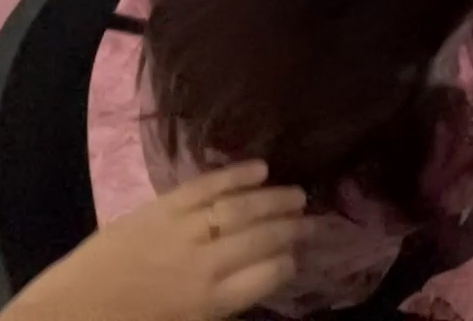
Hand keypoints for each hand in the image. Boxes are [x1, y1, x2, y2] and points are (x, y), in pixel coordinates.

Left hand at [1, 162, 304, 320]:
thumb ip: (215, 304)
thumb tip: (247, 280)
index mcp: (207, 304)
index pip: (265, 276)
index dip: (287, 263)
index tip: (300, 255)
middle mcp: (203, 264)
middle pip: (259, 238)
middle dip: (290, 227)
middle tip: (313, 218)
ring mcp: (181, 230)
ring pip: (239, 207)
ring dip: (272, 198)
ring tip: (296, 193)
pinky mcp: (159, 208)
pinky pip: (205, 185)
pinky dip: (234, 174)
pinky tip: (259, 168)